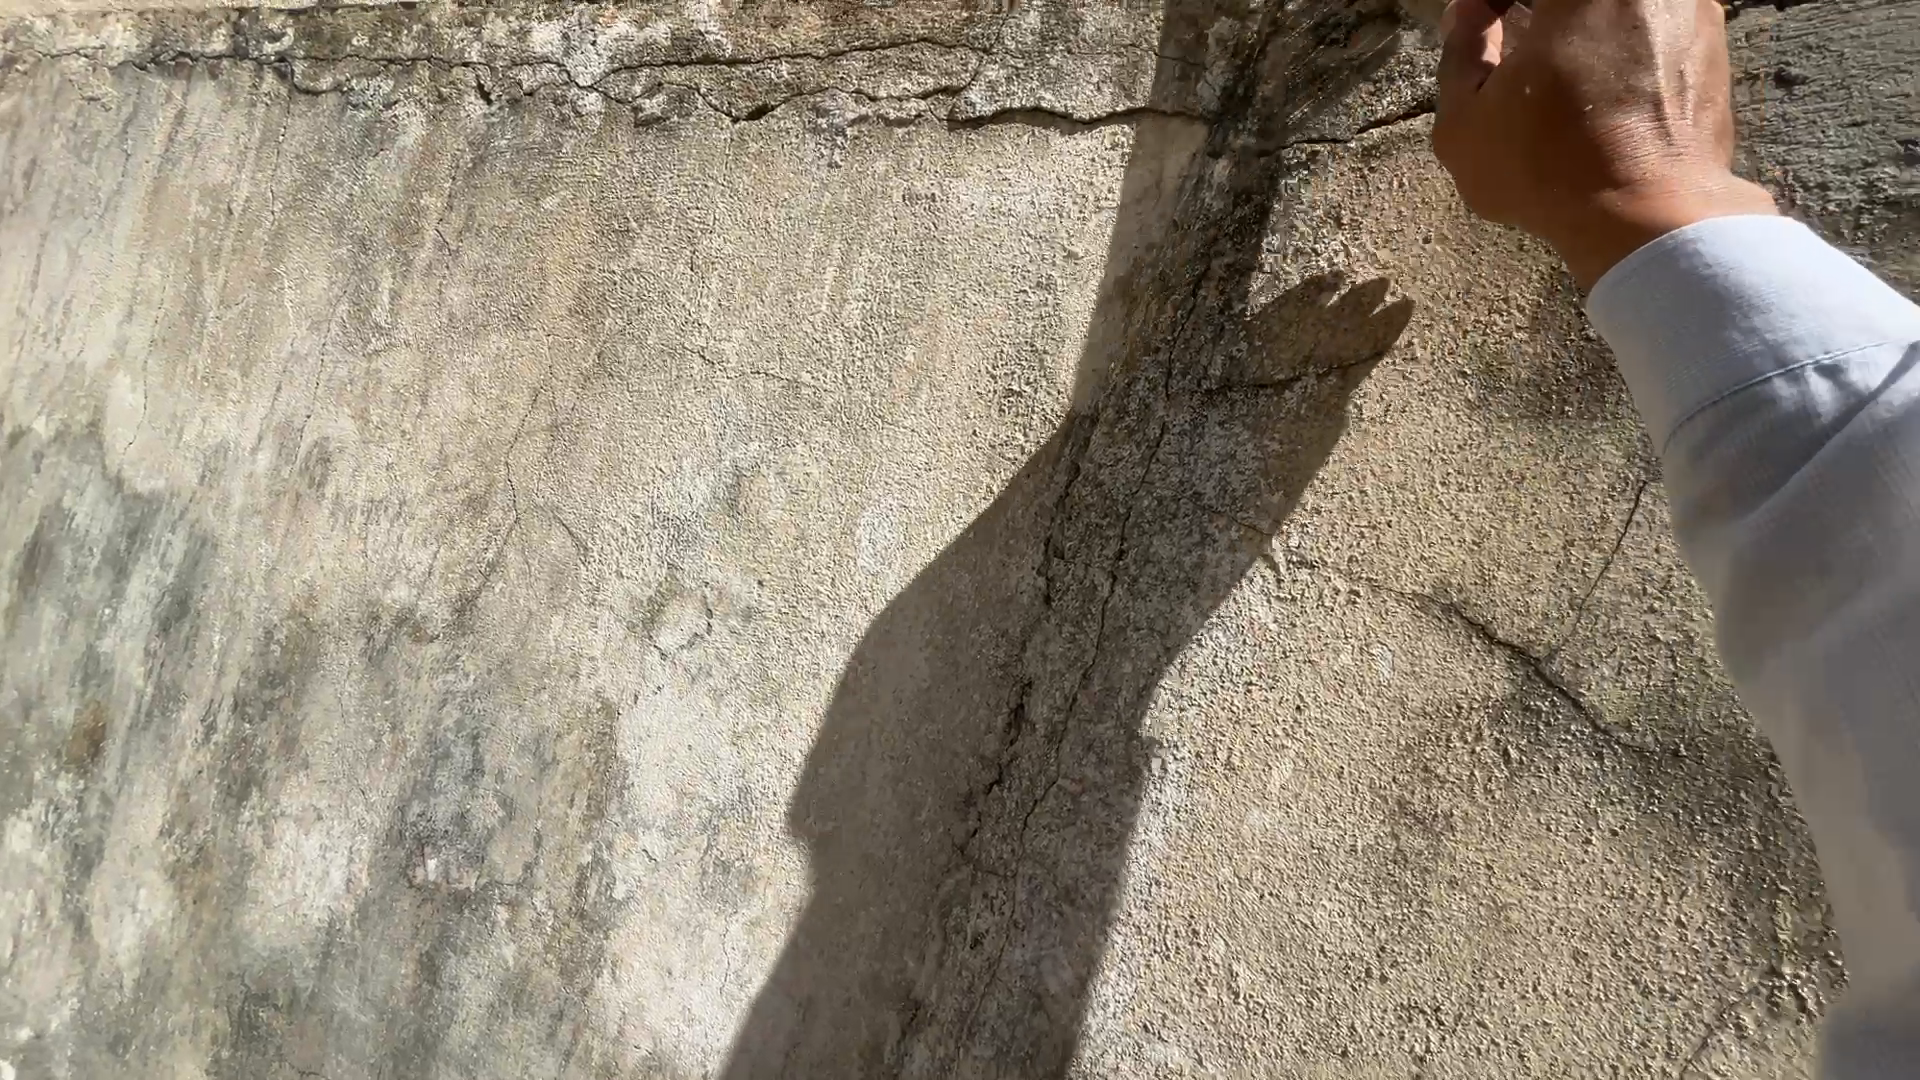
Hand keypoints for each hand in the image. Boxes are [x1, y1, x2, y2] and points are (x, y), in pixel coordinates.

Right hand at [1431, 0, 1777, 288]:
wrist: (1641, 206)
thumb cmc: (1539, 164)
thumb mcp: (1464, 121)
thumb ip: (1462, 53)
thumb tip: (1468, 12)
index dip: (1489, 3)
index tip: (1473, 23)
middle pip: (1569, 1)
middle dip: (1535, 18)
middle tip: (1508, 47)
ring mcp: (1688, 3)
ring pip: (1614, 12)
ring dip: (1578, 31)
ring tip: (1551, 78)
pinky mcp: (1710, 37)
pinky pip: (1650, 25)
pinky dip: (1616, 47)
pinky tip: (1593, 95)